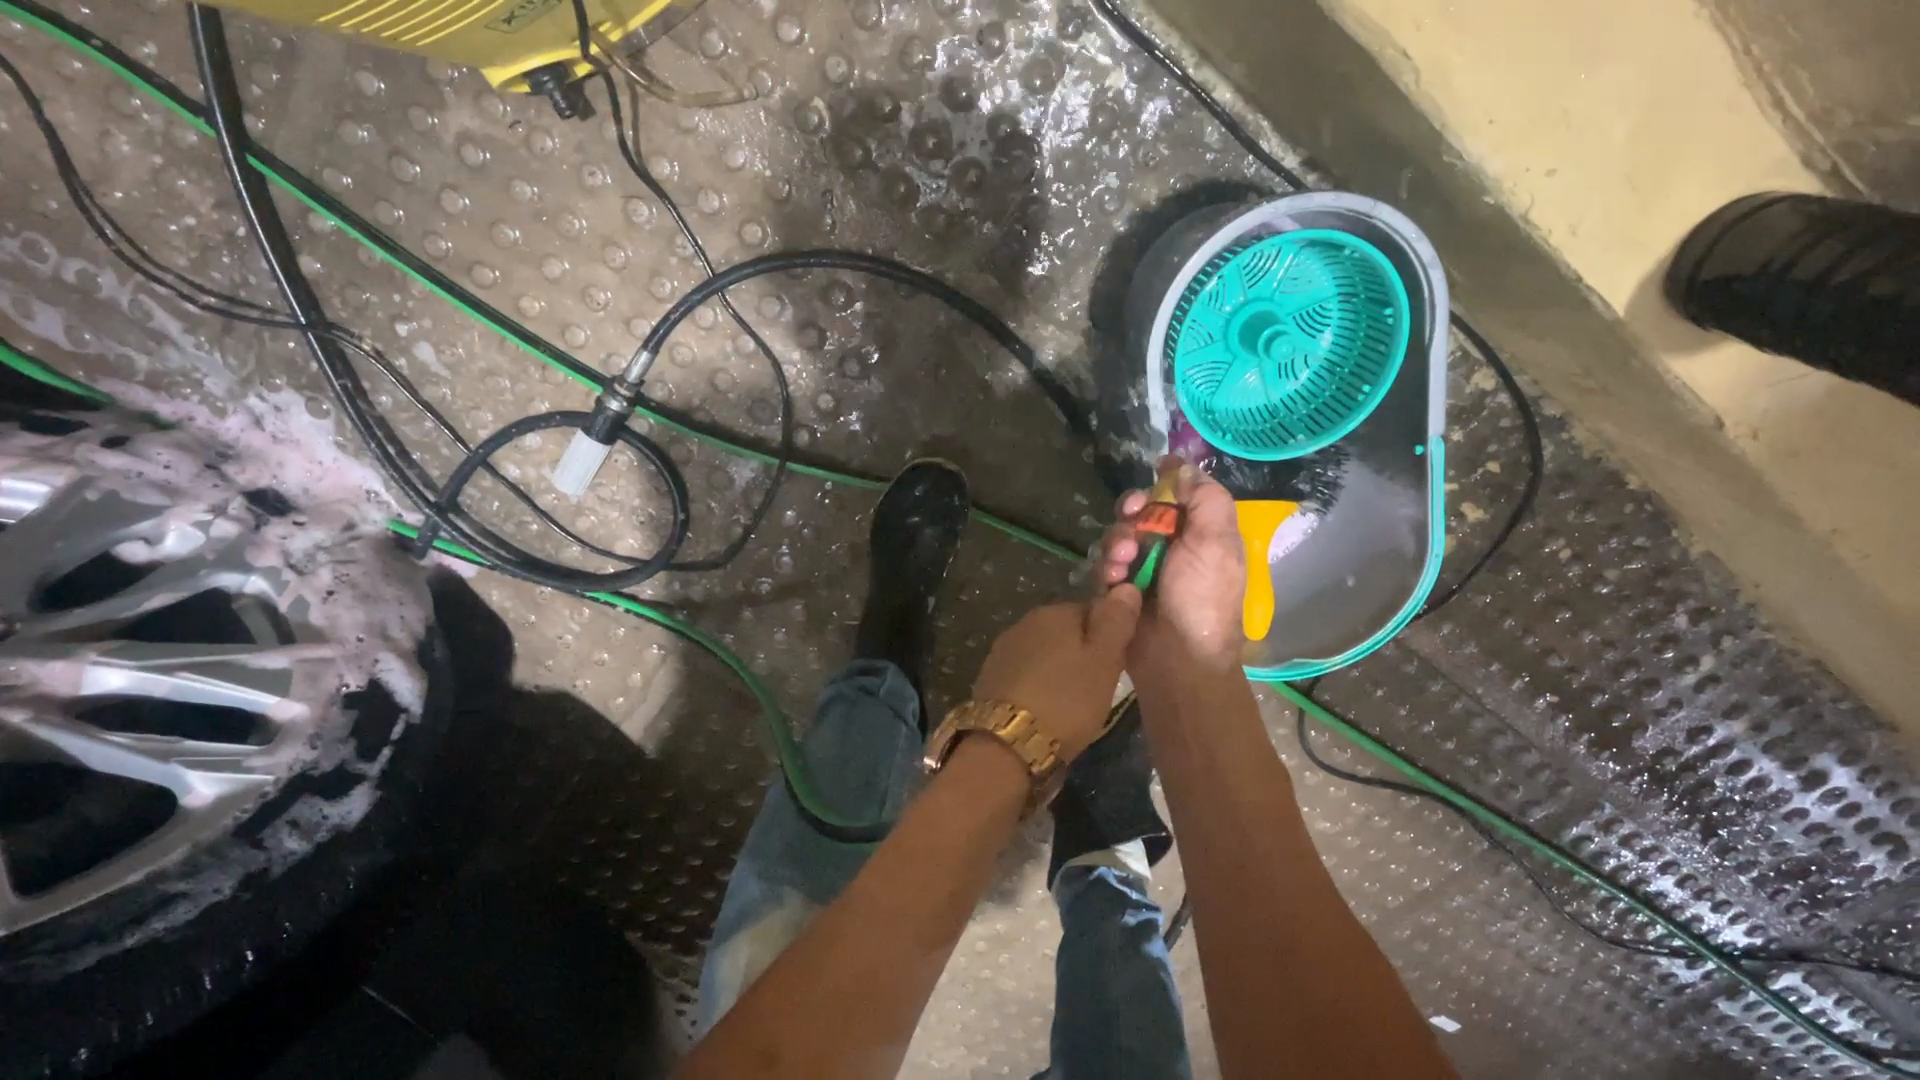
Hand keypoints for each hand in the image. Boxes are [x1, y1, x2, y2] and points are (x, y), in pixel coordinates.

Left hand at [971, 588, 1141, 761]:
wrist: (1006, 745)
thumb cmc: (1066, 700)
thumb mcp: (1104, 661)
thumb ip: (1115, 622)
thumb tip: (1126, 586)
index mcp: (1054, 612)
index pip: (1091, 610)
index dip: (1108, 636)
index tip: (1116, 665)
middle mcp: (1024, 623)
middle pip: (1064, 632)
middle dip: (1081, 653)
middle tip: (1096, 688)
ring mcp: (1002, 651)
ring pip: (1043, 654)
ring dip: (1057, 670)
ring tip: (1071, 703)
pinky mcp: (990, 679)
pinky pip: (1025, 674)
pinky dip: (1037, 686)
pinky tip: (1044, 709)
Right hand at [1095, 455, 1246, 677]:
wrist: (1177, 660)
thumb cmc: (1202, 599)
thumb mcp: (1216, 541)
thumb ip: (1205, 497)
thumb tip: (1184, 466)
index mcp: (1203, 533)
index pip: (1178, 493)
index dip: (1163, 481)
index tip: (1152, 473)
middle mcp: (1174, 547)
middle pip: (1140, 510)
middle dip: (1132, 513)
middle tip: (1131, 524)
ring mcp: (1144, 570)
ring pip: (1118, 535)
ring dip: (1117, 544)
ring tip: (1122, 566)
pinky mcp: (1120, 591)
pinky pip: (1104, 566)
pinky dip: (1107, 571)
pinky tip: (1114, 584)